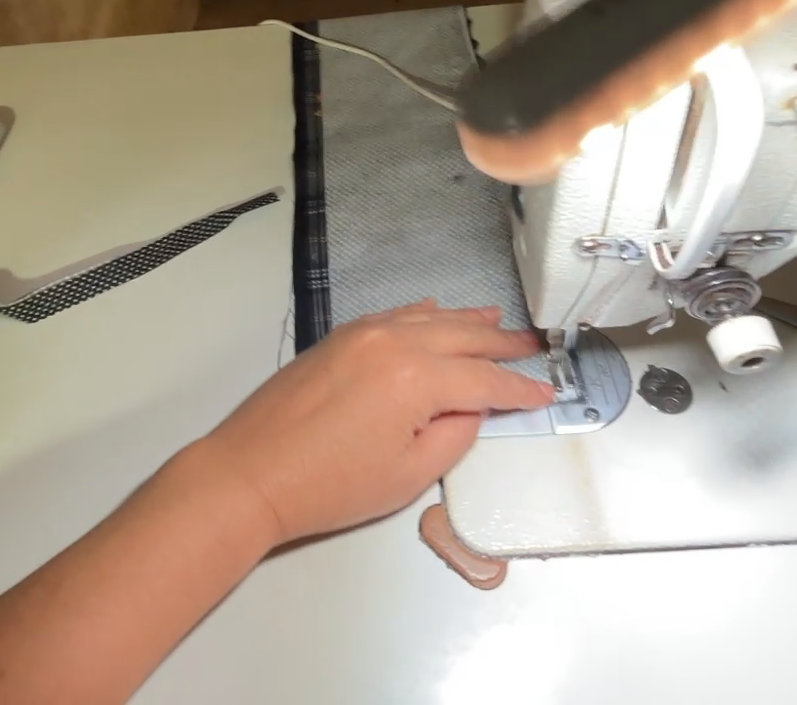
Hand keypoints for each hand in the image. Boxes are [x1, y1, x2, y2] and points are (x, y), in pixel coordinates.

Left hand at [188, 300, 554, 546]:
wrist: (250, 472)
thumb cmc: (330, 486)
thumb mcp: (408, 474)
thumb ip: (454, 433)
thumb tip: (471, 406)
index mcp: (414, 376)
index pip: (483, 381)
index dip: (518, 389)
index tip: (545, 391)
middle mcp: (392, 341)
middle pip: (460, 337)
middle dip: (500, 344)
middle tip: (534, 344)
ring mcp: (363, 332)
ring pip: (428, 318)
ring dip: (464, 321)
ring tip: (495, 320)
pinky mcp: (340, 336)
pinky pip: (394, 315)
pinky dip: (422, 315)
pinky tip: (435, 312)